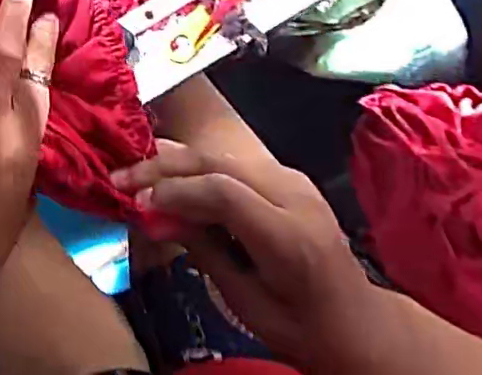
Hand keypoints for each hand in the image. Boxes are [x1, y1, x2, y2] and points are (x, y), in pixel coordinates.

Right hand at [112, 140, 376, 366]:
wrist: (360, 323)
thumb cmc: (304, 329)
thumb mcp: (249, 306)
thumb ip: (203, 253)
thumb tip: (152, 216)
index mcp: (290, 236)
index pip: (223, 192)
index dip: (175, 191)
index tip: (137, 203)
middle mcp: (293, 194)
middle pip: (215, 161)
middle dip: (162, 166)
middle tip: (121, 178)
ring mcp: (290, 177)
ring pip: (218, 153)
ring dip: (172, 160)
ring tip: (133, 171)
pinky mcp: (283, 173)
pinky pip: (229, 160)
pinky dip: (192, 164)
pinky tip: (165, 172)